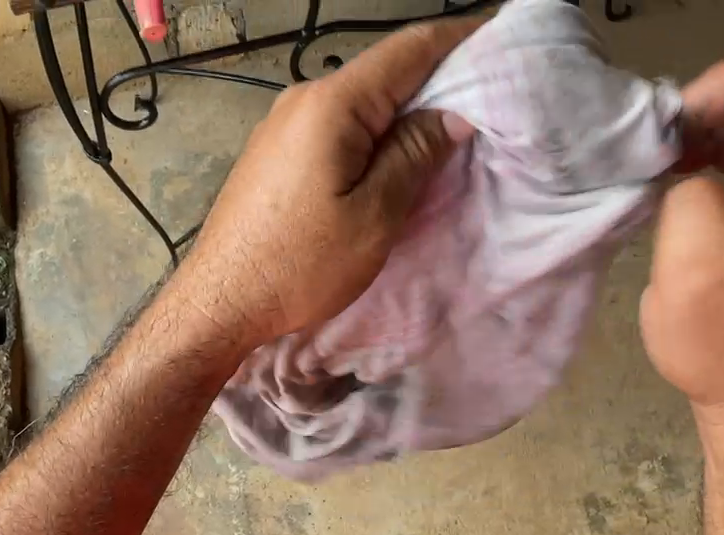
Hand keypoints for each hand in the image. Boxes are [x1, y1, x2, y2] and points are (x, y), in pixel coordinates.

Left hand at [166, 19, 479, 351]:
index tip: (505, 50)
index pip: (411, 47)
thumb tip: (452, 113)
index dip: (463, 41)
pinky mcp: (270, 158)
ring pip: (357, 107)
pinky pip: (332, 133)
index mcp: (332, 104)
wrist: (218, 304)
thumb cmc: (297, 268)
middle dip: (435, 85)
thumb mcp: (373, 218)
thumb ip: (415, 156)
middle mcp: (302, 100)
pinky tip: (385, 167)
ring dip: (399, 118)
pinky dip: (367, 140)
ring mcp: (280, 128)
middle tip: (482, 110)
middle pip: (383, 75)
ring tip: (440, 144)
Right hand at [639, 48, 723, 425]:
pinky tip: (680, 184)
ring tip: (662, 167)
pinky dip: (717, 156)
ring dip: (711, 131)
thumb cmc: (723, 349)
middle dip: (714, 106)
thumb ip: (690, 202)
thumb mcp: (692, 279)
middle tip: (656, 151)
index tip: (671, 131)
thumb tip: (687, 172)